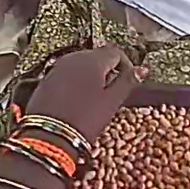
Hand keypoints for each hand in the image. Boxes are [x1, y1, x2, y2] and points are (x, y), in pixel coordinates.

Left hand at [23, 45, 137, 144]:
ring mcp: (57, 68)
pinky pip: (68, 74)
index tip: (129, 82)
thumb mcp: (112, 101)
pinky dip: (77, 82)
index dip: (127, 65)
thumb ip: (128, 81)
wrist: (49, 137)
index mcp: (92, 60)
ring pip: (82, 65)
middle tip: (114, 93)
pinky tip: (79, 101)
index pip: (116, 52)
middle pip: (97, 56)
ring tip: (97, 99)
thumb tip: (142, 69)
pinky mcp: (47, 80)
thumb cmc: (85, 119)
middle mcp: (73, 58)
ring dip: (93, 77)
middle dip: (109, 71)